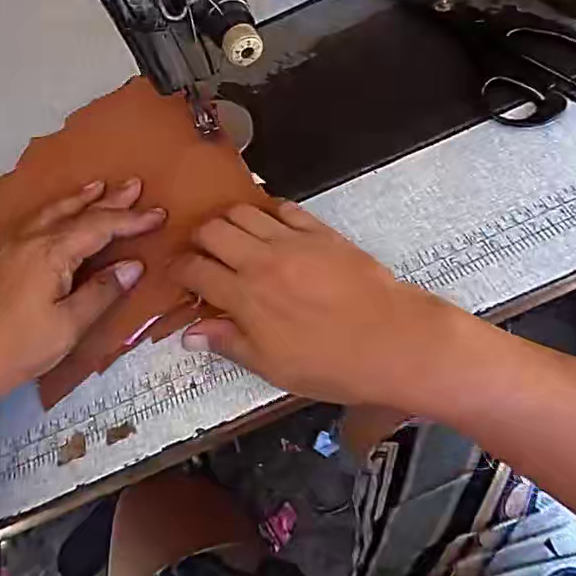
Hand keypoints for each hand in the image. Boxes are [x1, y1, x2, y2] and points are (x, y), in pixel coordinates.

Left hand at [0, 178, 164, 418]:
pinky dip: (56, 211)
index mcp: (51, 252)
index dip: (131, 220)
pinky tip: (56, 214)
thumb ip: (102, 291)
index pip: (99, 227)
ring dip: (79, 200)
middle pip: (77, 213)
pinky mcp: (4, 261)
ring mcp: (14, 248)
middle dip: (109, 200)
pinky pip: (37, 222)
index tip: (159, 214)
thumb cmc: (18, 346)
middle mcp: (32, 240)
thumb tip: (133, 265)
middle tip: (135, 185)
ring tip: (98, 187)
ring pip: (53, 213)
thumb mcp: (69, 324)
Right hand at [171, 202, 471, 407]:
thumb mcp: (274, 368)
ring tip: (231, 238)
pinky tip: (268, 226)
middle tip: (202, 254)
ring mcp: (293, 240)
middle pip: (212, 230)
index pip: (195, 270)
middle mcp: (262, 260)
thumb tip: (191, 333)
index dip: (179, 270)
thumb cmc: (334, 364)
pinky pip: (284, 208)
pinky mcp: (321, 232)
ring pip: (242, 212)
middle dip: (198, 239)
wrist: (397, 342)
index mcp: (246, 297)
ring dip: (227, 222)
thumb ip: (229, 343)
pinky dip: (267, 212)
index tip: (178, 274)